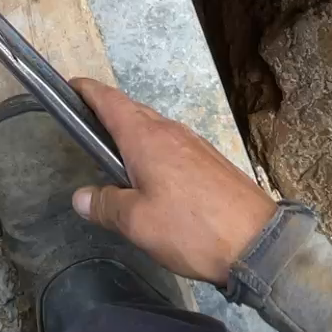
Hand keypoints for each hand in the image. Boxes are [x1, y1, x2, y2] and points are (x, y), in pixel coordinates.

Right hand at [71, 78, 276, 285]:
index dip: (87, 90)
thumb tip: (80, 197)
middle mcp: (169, 131)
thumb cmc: (192, 228)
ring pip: (153, 126)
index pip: (109, 100)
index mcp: (145, 137)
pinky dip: (153, 146)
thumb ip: (105, 206)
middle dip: (106, 110)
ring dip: (131, 130)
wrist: (261, 245)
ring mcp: (193, 143)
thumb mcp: (138, 223)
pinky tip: (153, 173)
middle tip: (86, 124)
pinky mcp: (210, 159)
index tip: (70, 86)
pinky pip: (171, 142)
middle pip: (131, 109)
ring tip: (116, 153)